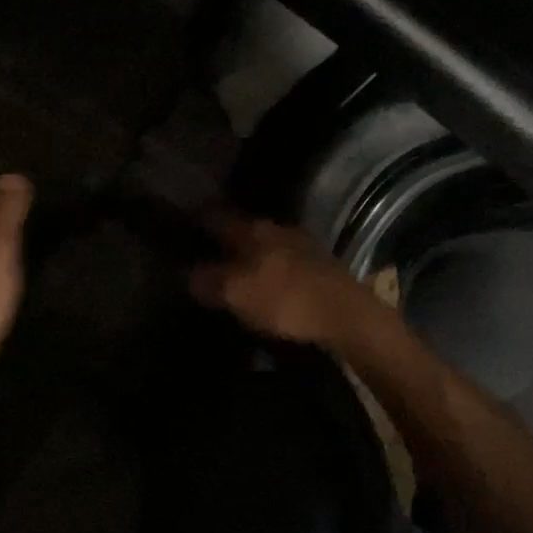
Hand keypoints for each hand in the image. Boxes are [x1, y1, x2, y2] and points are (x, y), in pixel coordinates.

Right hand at [190, 217, 391, 349]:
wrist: (350, 316)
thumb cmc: (285, 300)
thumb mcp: (236, 294)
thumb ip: (207, 281)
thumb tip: (185, 273)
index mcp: (251, 230)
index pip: (215, 216)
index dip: (197, 219)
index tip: (182, 223)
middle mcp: (275, 229)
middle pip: (242, 228)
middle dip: (225, 238)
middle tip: (206, 250)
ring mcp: (302, 245)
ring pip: (266, 244)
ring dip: (251, 253)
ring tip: (237, 269)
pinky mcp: (321, 265)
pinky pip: (285, 260)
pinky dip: (272, 267)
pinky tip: (269, 283)